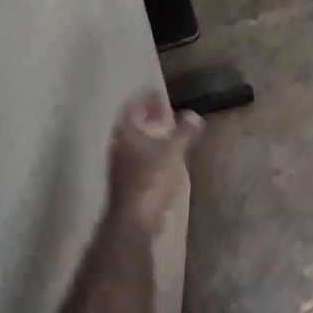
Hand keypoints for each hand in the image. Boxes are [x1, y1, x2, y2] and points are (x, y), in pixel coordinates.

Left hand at [107, 89, 201, 236]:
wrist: (135, 218)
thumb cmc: (152, 179)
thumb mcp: (174, 152)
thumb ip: (185, 132)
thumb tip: (194, 115)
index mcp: (126, 133)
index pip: (132, 107)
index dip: (145, 99)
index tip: (159, 94)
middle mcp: (118, 146)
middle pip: (132, 124)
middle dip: (148, 116)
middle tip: (165, 111)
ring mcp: (119, 166)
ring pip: (134, 142)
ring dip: (149, 134)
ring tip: (168, 132)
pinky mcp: (126, 182)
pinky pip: (137, 157)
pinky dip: (150, 150)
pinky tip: (164, 157)